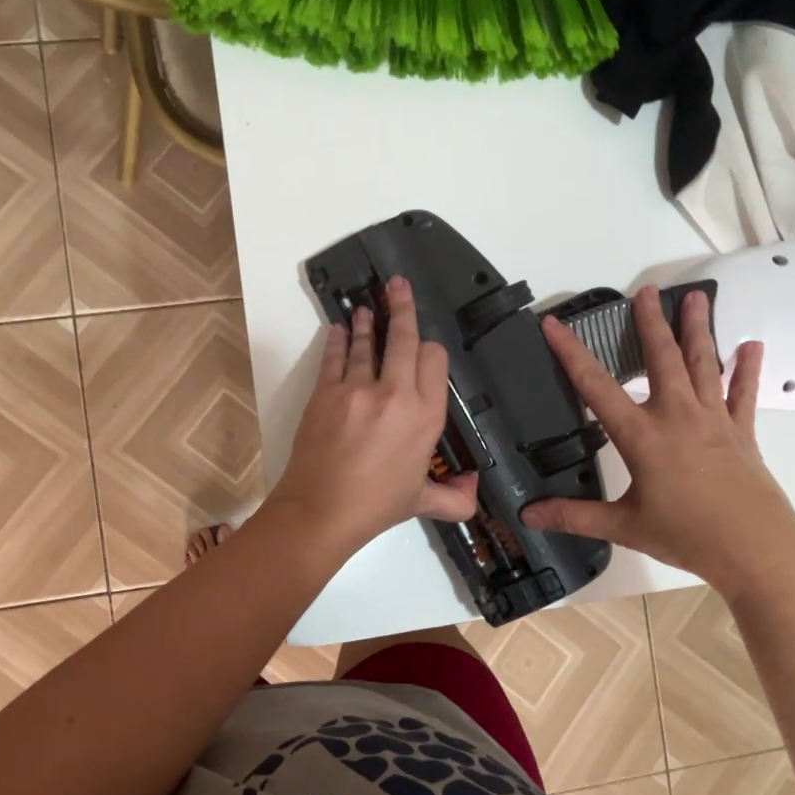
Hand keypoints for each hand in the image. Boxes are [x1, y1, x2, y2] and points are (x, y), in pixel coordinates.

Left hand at [265, 275, 478, 552]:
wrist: (321, 510)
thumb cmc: (375, 506)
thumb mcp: (421, 502)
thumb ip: (453, 497)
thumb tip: (473, 496)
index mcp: (425, 416)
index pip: (434, 359)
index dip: (429, 349)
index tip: (424, 346)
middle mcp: (395, 393)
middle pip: (403, 339)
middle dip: (402, 307)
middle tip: (397, 284)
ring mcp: (357, 389)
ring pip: (365, 344)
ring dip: (366, 323)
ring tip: (366, 307)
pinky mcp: (325, 393)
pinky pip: (334, 357)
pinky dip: (337, 340)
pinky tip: (338, 329)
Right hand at [520, 287, 794, 602]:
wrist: (757, 551)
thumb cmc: (687, 537)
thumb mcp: (624, 527)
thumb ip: (574, 516)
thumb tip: (529, 515)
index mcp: (643, 436)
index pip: (597, 387)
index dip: (571, 354)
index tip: (555, 325)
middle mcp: (678, 417)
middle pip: (661, 360)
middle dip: (650, 324)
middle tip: (645, 292)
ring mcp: (714, 422)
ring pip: (704, 365)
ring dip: (698, 330)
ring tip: (695, 299)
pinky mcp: (742, 434)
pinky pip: (743, 395)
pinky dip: (746, 370)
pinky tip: (751, 347)